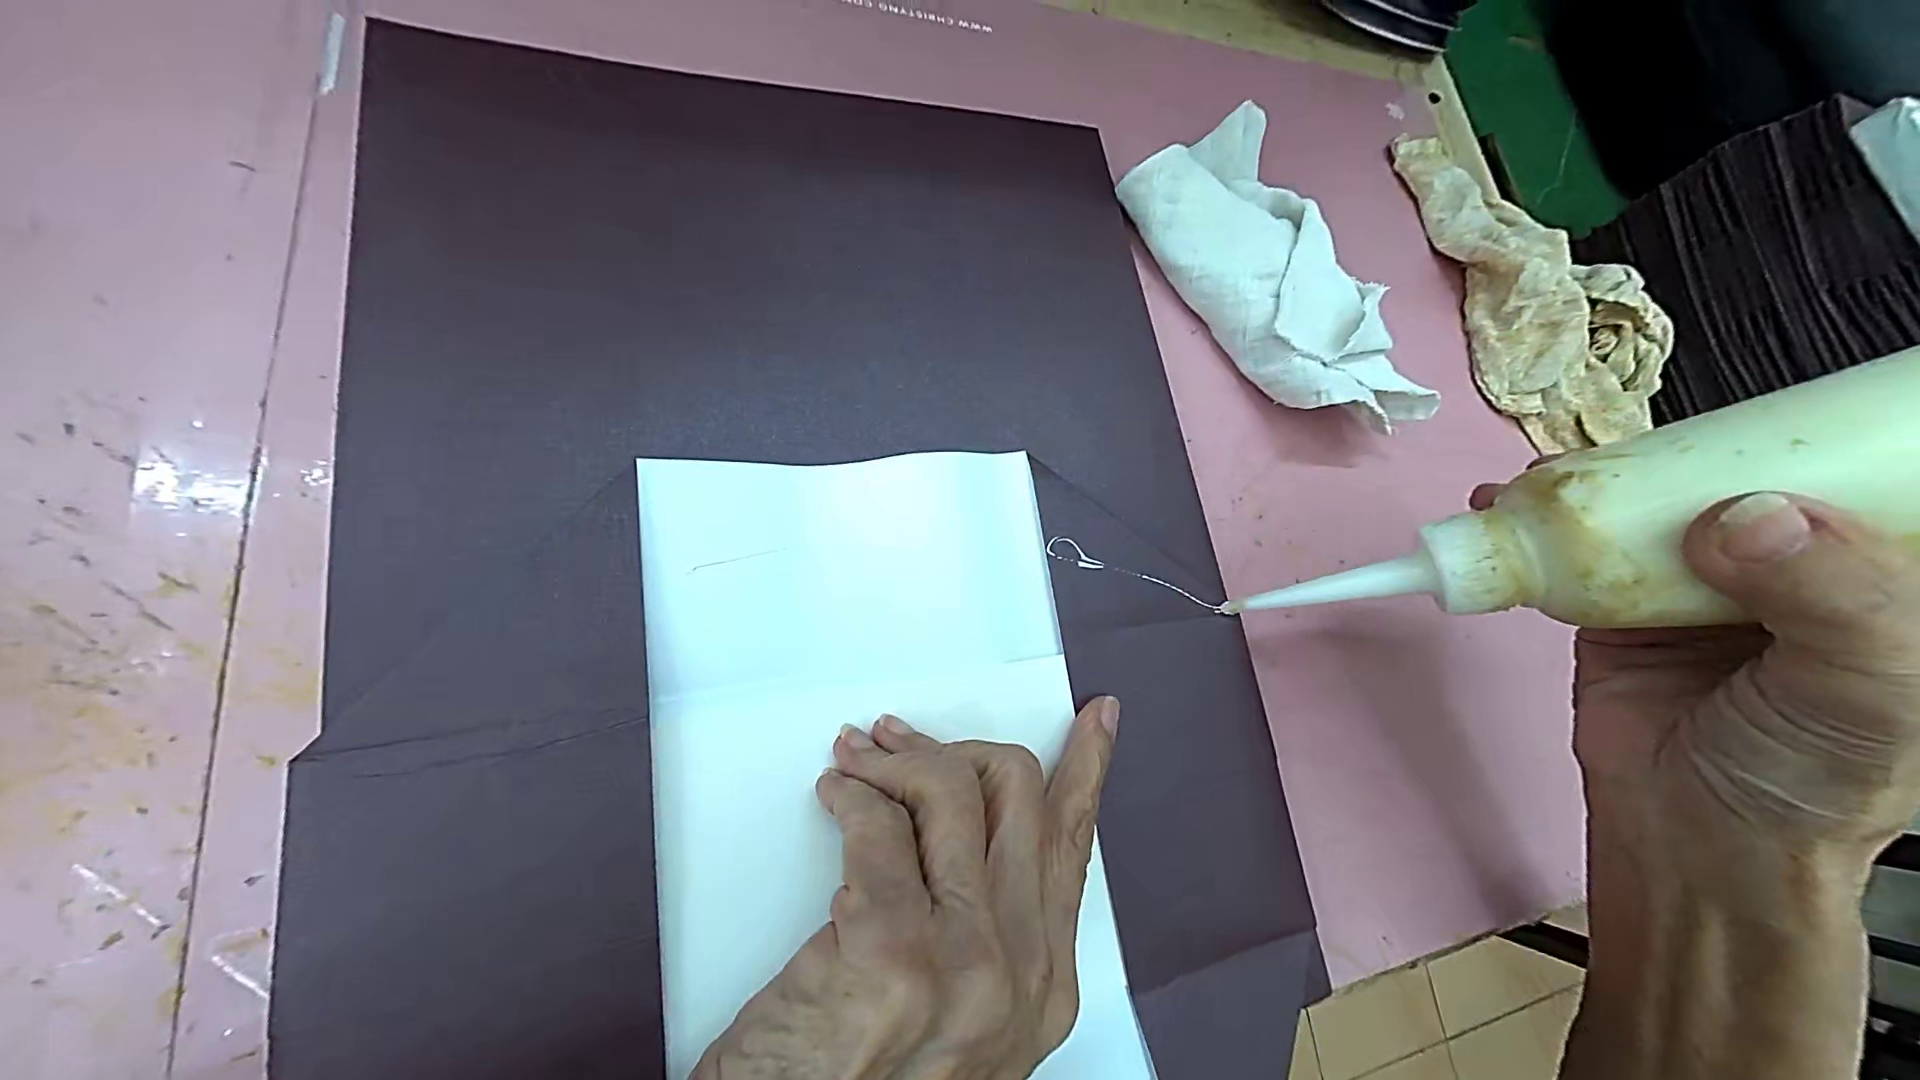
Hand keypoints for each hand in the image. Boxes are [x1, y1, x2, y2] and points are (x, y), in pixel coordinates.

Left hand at [692, 698, 1119, 1079]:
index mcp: (1045, 981)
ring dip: (896, 758)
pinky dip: (854, 792)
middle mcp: (1021, 969)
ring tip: (856, 760)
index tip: (1096, 716)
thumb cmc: (863, 1071)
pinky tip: (836, 797)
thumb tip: (974, 816)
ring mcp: (966, 960)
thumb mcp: (962, 1005)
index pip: (1074, 841)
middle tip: (898, 742)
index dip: (1089, 765)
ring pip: (953, 787)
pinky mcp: (894, 950)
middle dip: (954, 748)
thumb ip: (989, 918)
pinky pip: (881, 821)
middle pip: (1017, 789)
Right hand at [1469, 482, 1919, 877]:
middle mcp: (1785, 574)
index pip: (1862, 488)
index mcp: (1881, 581)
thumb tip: (1746, 512)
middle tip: (1635, 443)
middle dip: (1683, 455)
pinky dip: (1539, 527)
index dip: (1826, 444)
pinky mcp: (1611, 604)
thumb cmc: (1804, 774)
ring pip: (1646, 512)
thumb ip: (1837, 601)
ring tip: (1548, 476)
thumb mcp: (1866, 693)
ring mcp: (1688, 586)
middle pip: (1735, 486)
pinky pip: (1577, 552)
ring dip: (1594, 486)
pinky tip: (1509, 506)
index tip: (1777, 415)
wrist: (1682, 826)